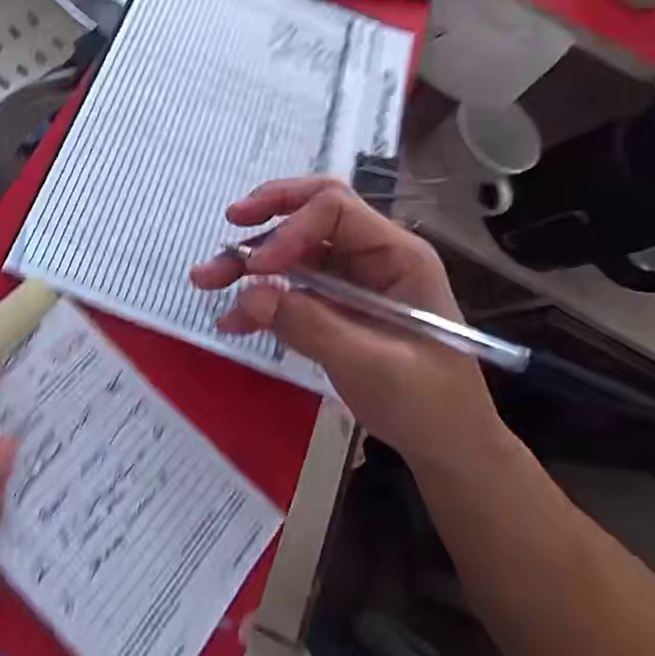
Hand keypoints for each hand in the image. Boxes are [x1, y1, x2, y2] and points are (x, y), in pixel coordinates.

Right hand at [189, 177, 506, 469]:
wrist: (448, 446)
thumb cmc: (428, 403)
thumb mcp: (372, 366)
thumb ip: (311, 325)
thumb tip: (248, 292)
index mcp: (397, 255)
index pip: (336, 210)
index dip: (291, 228)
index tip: (258, 268)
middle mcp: (374, 257)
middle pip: (312, 216)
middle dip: (265, 223)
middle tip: (224, 233)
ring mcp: (354, 282)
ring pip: (295, 253)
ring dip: (251, 262)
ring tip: (205, 280)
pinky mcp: (338, 309)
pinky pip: (293, 290)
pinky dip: (261, 300)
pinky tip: (232, 320)